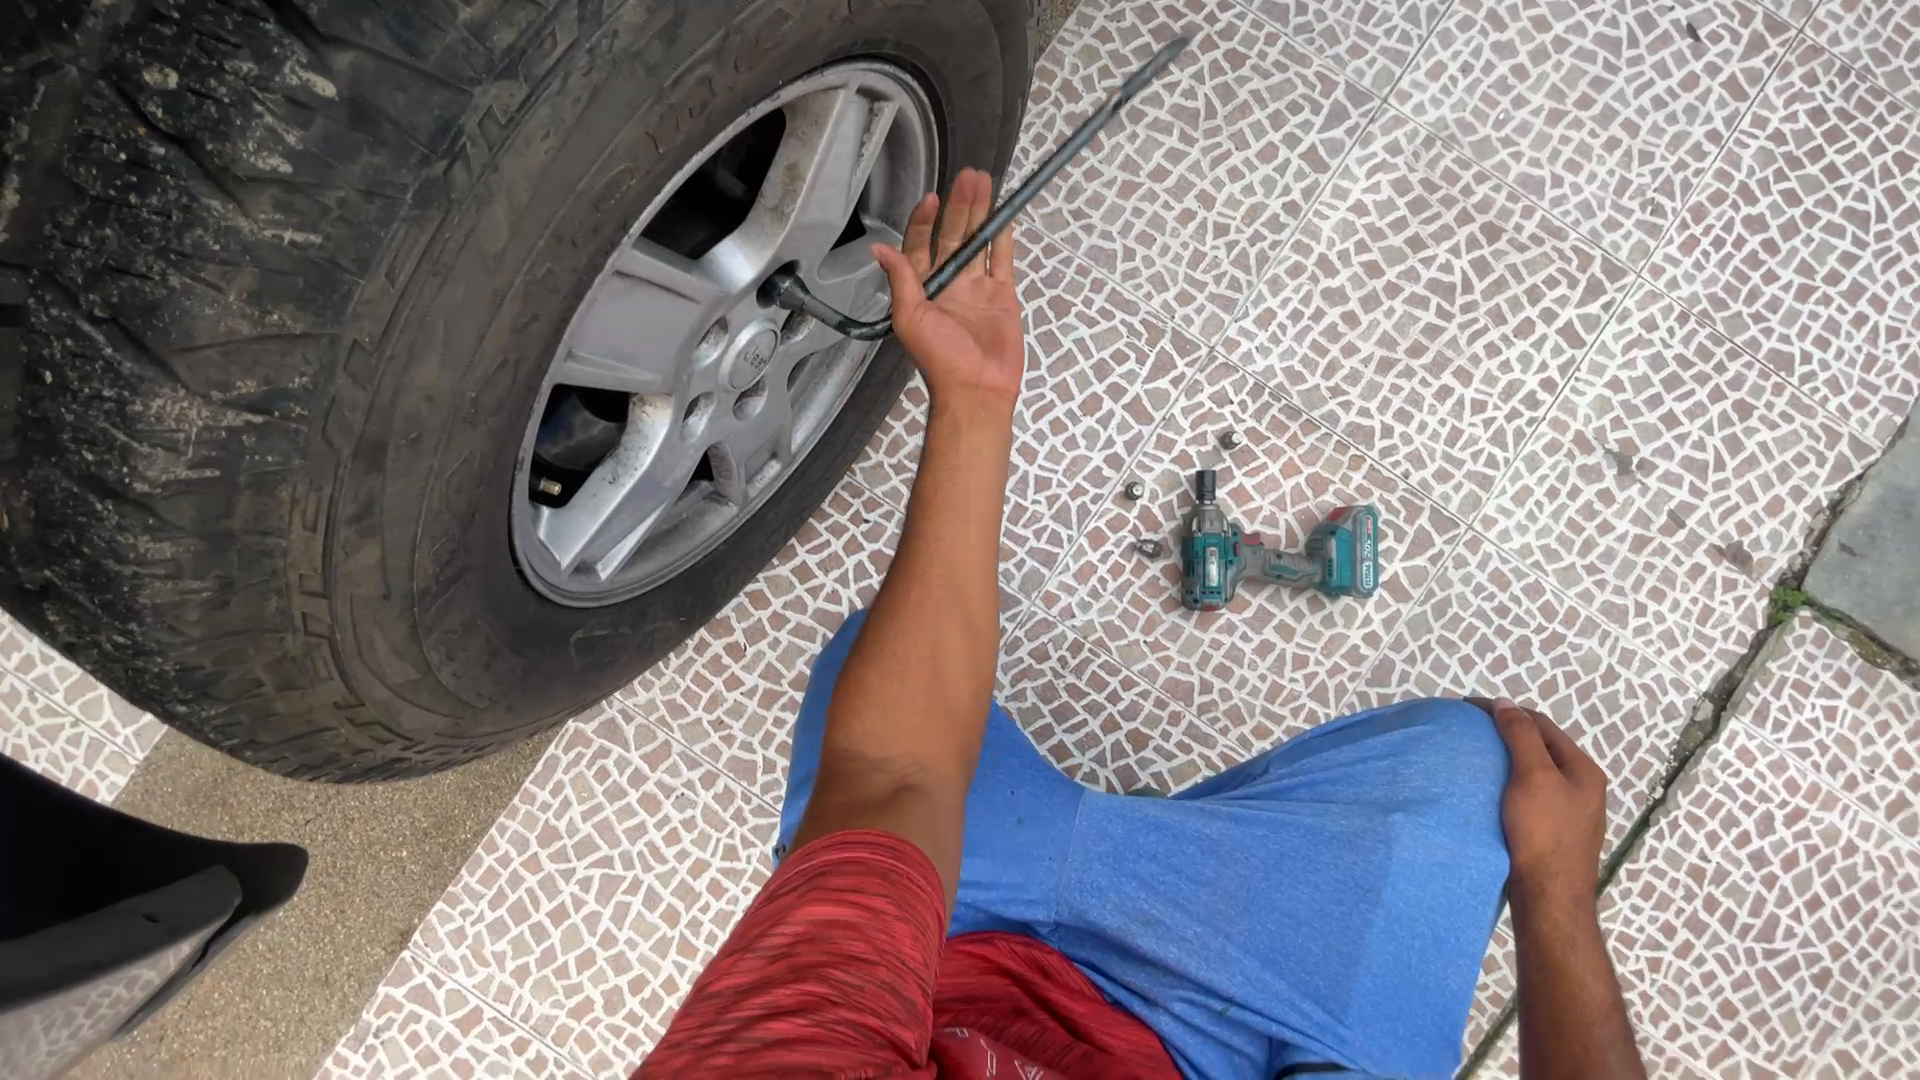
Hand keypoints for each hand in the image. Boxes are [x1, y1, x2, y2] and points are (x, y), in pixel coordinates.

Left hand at [871, 168, 1024, 414]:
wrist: (976, 388)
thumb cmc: (940, 358)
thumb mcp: (910, 317)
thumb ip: (901, 280)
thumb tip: (879, 248)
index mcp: (924, 289)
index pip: (921, 246)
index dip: (924, 222)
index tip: (932, 199)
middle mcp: (950, 284)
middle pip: (953, 237)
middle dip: (959, 206)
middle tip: (968, 176)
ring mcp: (977, 290)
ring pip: (979, 243)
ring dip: (980, 214)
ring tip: (985, 183)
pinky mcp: (1002, 298)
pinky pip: (1002, 262)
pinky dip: (1003, 239)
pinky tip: (1003, 217)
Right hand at [1473, 697, 1607, 909]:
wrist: (1548, 892)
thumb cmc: (1543, 830)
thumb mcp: (1532, 776)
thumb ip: (1521, 736)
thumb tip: (1504, 703)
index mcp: (1582, 769)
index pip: (1540, 724)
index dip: (1505, 711)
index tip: (1467, 709)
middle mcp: (1579, 785)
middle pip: (1538, 744)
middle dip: (1503, 730)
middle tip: (1467, 728)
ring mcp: (1565, 807)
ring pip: (1531, 767)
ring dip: (1503, 754)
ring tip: (1472, 752)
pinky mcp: (1548, 825)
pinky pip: (1525, 788)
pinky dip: (1504, 776)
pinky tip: (1485, 784)